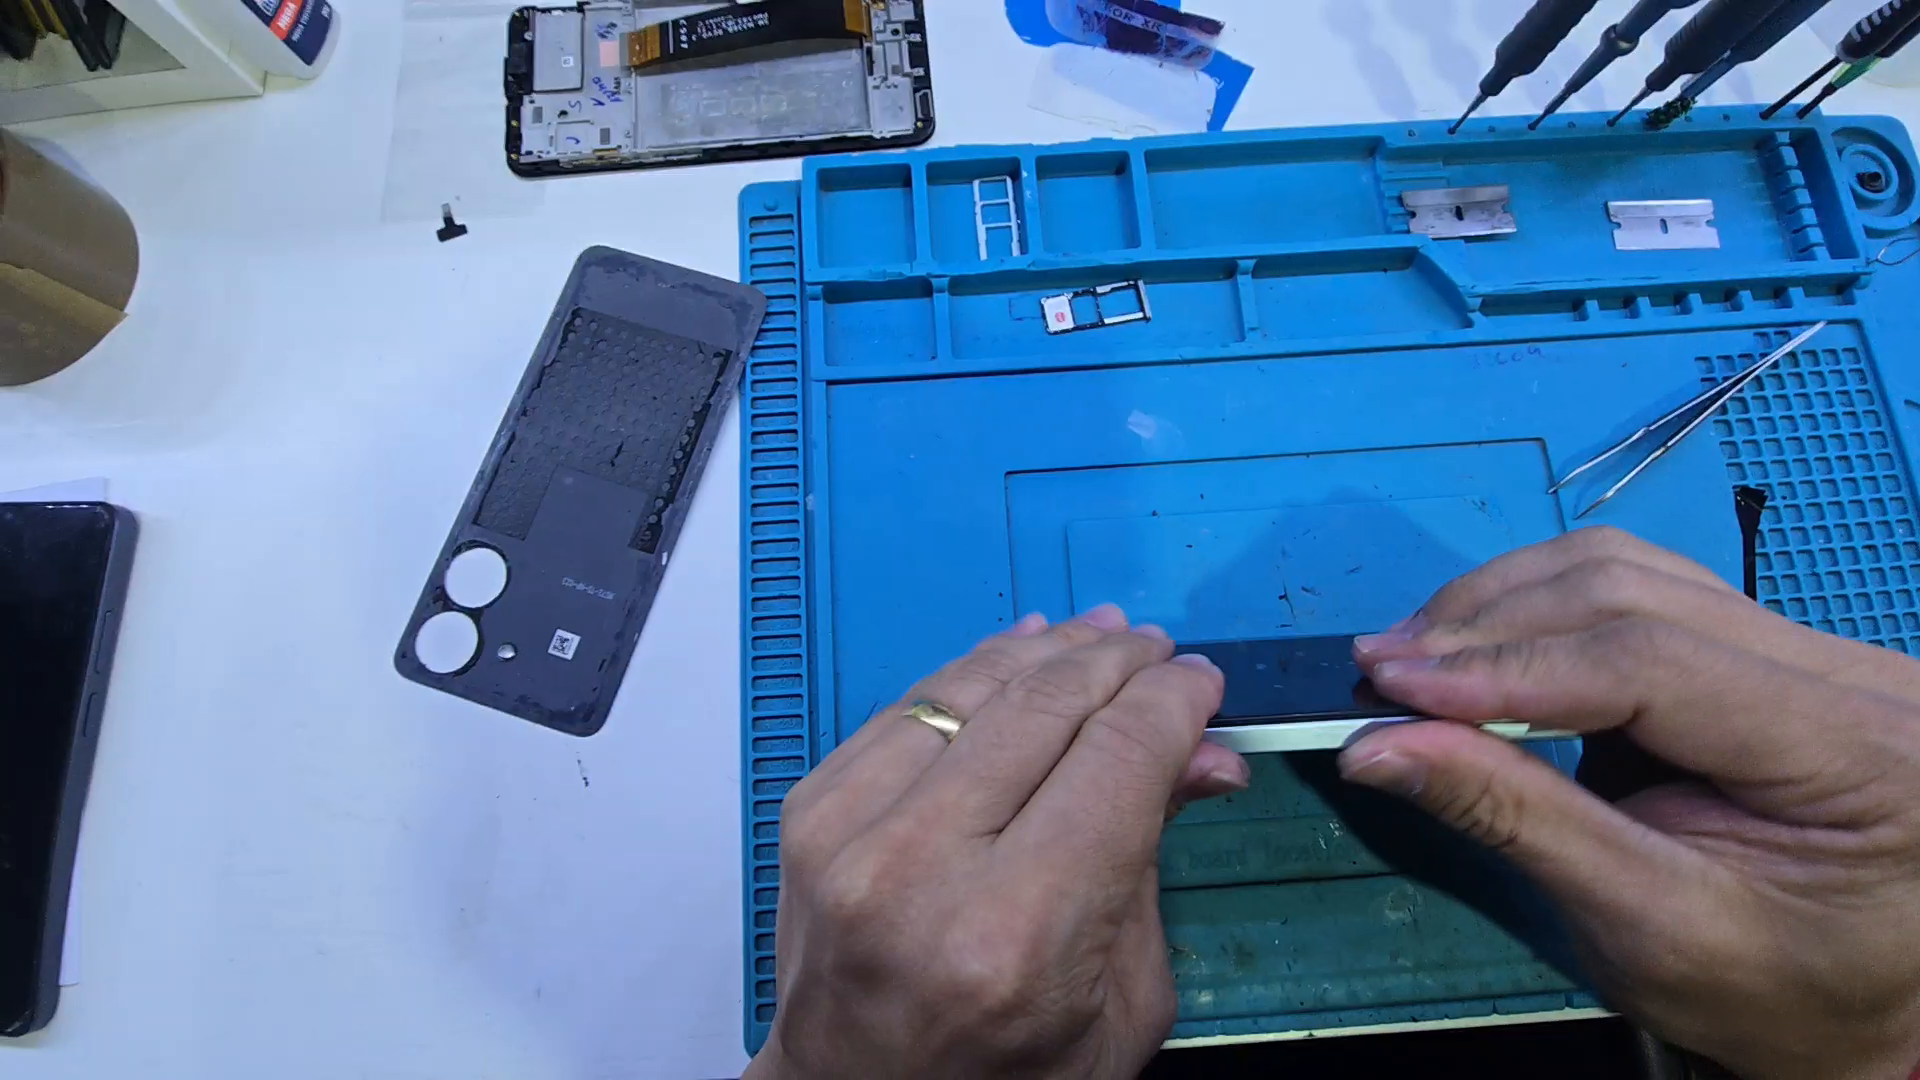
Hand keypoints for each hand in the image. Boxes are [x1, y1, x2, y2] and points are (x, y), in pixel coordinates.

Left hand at [746, 606, 1250, 1079]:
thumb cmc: (1008, 1077)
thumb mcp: (1120, 997)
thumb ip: (1154, 855)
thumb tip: (1206, 752)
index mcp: (1015, 932)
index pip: (1116, 761)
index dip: (1170, 703)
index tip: (1198, 679)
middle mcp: (920, 866)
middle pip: (1042, 709)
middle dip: (1114, 662)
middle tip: (1154, 647)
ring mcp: (850, 827)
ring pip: (971, 686)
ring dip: (1046, 648)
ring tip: (1097, 631)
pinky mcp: (812, 804)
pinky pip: (912, 703)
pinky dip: (974, 666)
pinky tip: (1018, 650)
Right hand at [1345, 527, 1919, 1079]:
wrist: (1860, 998)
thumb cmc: (1769, 992)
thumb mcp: (1635, 923)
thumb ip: (1506, 816)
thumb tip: (1370, 746)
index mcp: (1862, 753)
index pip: (1650, 664)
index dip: (1502, 668)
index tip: (1389, 685)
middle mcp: (1846, 671)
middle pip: (1622, 593)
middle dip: (1479, 628)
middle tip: (1378, 667)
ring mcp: (1797, 644)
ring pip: (1611, 569)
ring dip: (1490, 604)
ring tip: (1411, 653)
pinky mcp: (1744, 640)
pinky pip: (1617, 582)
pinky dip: (1521, 603)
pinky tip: (1472, 643)